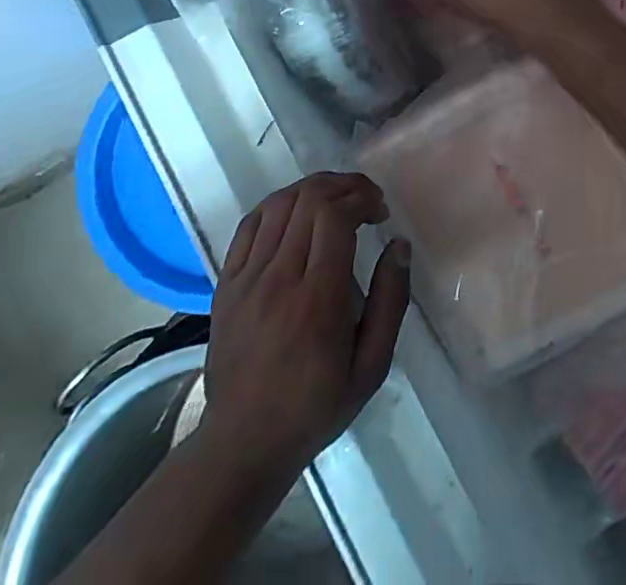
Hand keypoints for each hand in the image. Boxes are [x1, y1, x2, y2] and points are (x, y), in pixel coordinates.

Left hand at [203, 173, 410, 478]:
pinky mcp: (226, 283)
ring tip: (336, 200)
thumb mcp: (372, 365)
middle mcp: (278, 278)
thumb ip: (391, 301)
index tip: (381, 212)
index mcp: (317, 299)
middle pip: (306, 201)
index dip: (361, 199)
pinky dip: (278, 206)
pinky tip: (297, 214)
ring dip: (312, 190)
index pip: (334, 217)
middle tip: (366, 198)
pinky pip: (249, 225)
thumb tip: (400, 246)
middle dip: (343, 186)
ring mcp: (246, 278)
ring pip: (277, 205)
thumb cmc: (317, 405)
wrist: (245, 440)